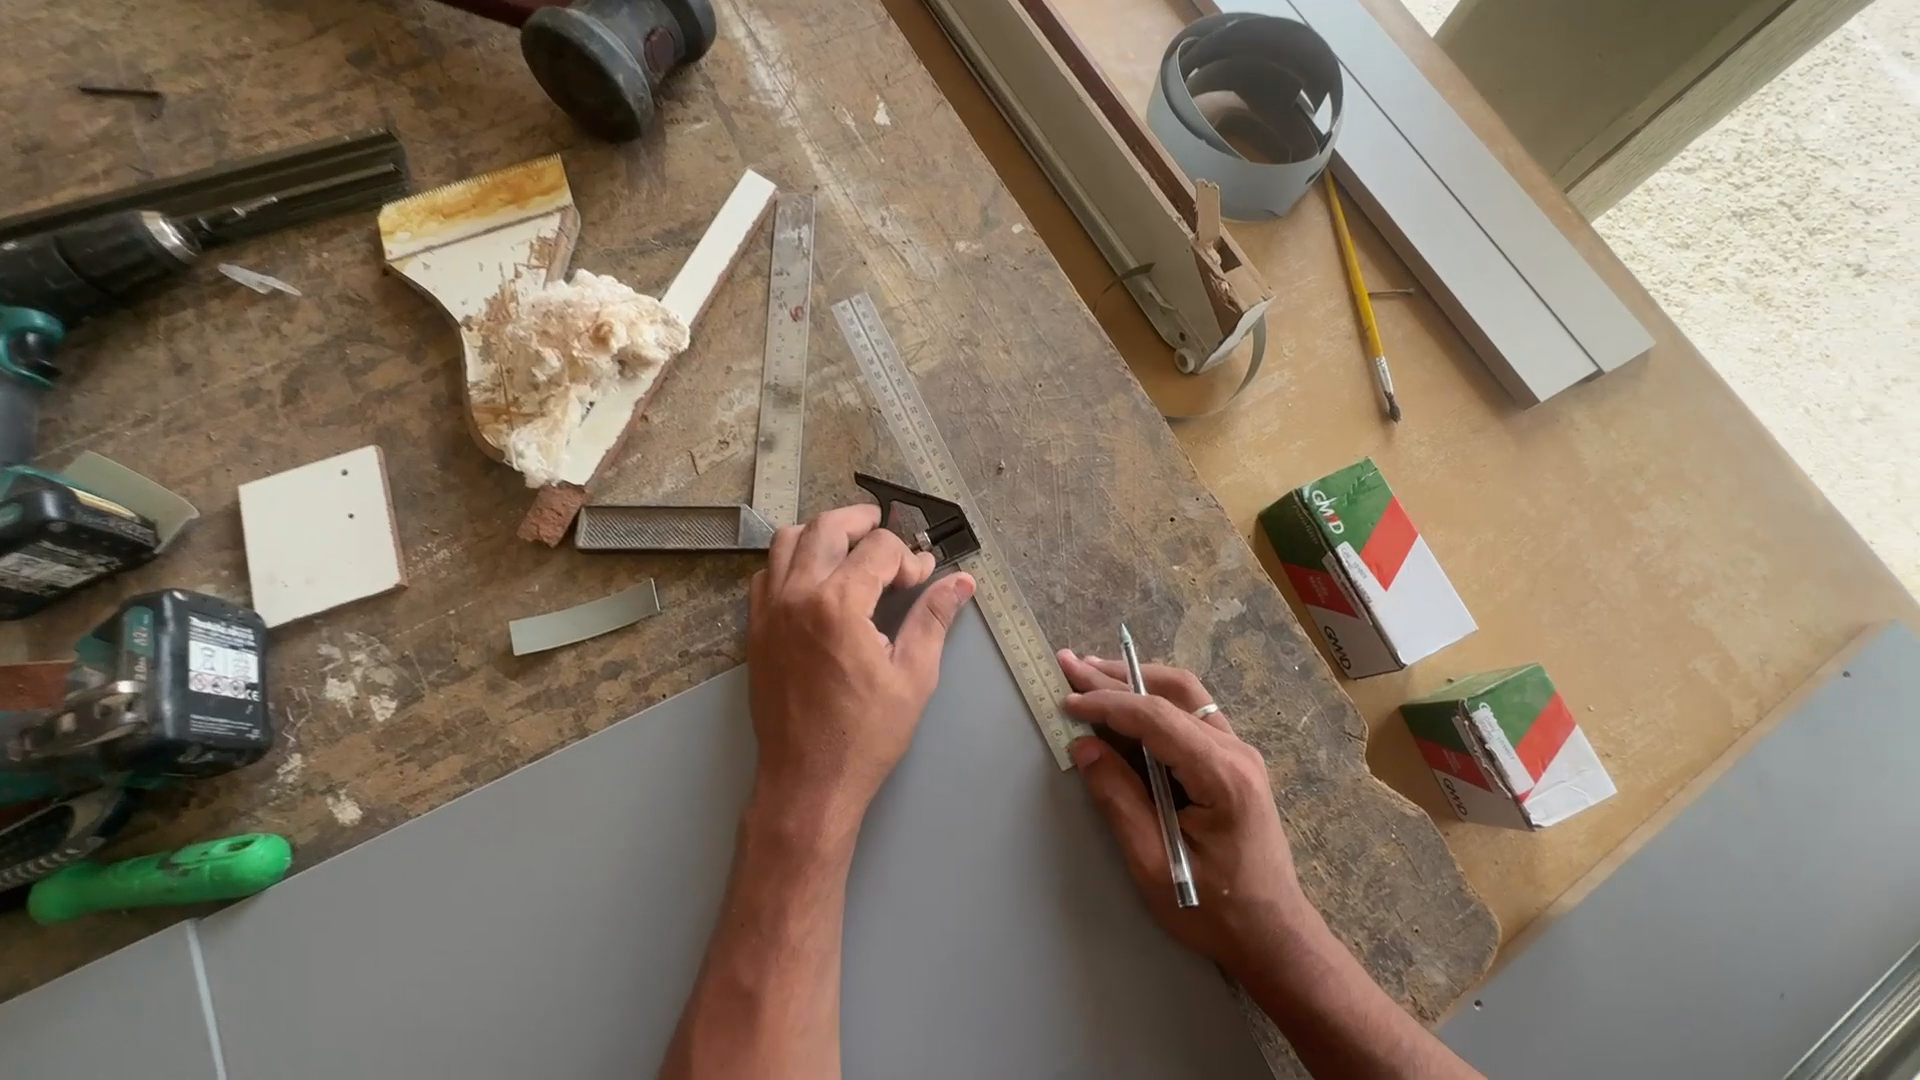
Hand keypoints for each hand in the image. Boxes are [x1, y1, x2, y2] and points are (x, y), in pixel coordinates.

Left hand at [748, 504, 975, 830]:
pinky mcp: (755, 628)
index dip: (909, 557)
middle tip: (889, 534)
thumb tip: (961, 583)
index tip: (923, 577)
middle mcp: (797, 595)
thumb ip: (934, 619)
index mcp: (839, 604)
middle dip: (864, 522)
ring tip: (851, 549)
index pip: (879, 549)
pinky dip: (790, 561)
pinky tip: (815, 581)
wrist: (808, 781)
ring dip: (822, 533)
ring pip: (788, 540)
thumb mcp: (914, 677)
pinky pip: (766, 573)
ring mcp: (769, 610)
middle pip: (828, 526)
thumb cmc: (865, 736)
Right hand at [1058, 650, 1310, 973]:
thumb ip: (1118, 798)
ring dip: (1136, 679)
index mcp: (1221, 774)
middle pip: (1172, 691)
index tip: (1067, 701)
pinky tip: (1126, 700)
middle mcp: (1236, 751)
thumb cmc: (1214, 909)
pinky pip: (1191, 713)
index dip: (1107, 703)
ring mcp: (1239, 753)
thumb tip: (1085, 747)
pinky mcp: (1234, 761)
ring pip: (1185, 694)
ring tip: (1090, 671)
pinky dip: (1153, 699)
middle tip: (1069, 664)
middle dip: (1116, 676)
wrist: (1273, 935)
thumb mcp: (1153, 862)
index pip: (1156, 717)